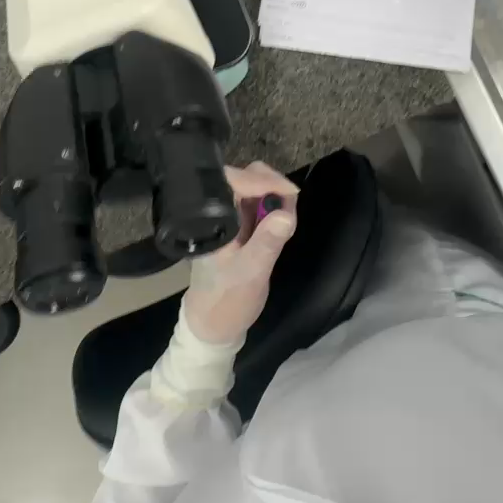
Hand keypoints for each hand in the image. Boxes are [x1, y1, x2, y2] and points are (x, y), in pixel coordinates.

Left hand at [180, 162, 299, 345]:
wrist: (215, 325)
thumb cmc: (227, 300)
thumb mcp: (250, 274)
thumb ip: (266, 243)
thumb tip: (286, 214)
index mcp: (211, 219)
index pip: (233, 180)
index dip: (262, 181)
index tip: (289, 193)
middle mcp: (218, 211)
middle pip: (246, 177)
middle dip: (271, 185)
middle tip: (291, 204)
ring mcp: (230, 216)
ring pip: (256, 187)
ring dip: (275, 197)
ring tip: (286, 221)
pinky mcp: (241, 224)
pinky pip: (260, 204)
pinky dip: (275, 208)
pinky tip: (280, 225)